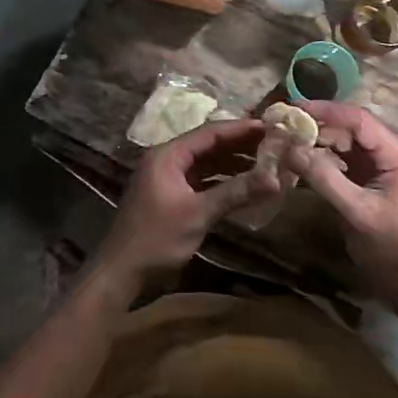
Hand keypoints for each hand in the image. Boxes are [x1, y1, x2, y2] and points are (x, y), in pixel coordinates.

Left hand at [96, 120, 278, 287]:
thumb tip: (276, 179)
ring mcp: (168, 179)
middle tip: (275, 144)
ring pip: (206, 164)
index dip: (241, 129)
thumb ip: (236, 192)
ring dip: (234, 164)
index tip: (272, 127)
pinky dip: (222, 182)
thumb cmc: (157, 238)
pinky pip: (202, 181)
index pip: (209, 133)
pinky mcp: (171, 196)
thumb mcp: (198, 213)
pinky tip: (246, 187)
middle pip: (208, 146)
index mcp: (167, 155)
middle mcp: (166, 160)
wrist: (122, 270)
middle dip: (241, 146)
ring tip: (267, 164)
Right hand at [286, 102, 397, 310]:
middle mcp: (396, 159)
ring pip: (349, 149)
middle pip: (353, 132)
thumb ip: (324, 178)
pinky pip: (349, 168)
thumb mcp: (357, 213)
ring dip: (321, 146)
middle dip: (319, 128)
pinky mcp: (377, 191)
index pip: (360, 121)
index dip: (325, 111)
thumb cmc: (396, 252)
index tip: (292, 109)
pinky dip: (327, 164)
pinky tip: (303, 165)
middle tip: (283, 128)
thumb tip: (289, 148)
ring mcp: (387, 175)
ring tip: (288, 143)